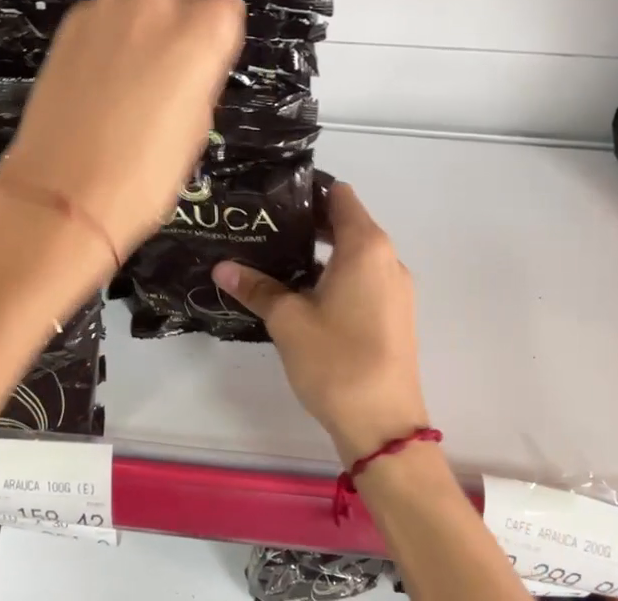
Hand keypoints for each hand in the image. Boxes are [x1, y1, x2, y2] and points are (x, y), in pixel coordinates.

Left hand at [0, 0, 244, 254]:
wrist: (65, 187)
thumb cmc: (146, 169)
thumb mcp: (199, 122)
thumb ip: (201, 71)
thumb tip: (190, 59)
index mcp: (204, 28)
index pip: (227, 1)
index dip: (219, 29)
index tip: (209, 55)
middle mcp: (158, 3)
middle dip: (183, 12)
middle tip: (172, 60)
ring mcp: (109, 6)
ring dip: (145, 16)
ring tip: (135, 65)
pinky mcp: (72, 21)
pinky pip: (105, 11)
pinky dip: (110, 28)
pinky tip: (103, 68)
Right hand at [213, 183, 428, 464]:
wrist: (383, 427)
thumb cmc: (336, 360)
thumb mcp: (287, 320)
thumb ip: (256, 287)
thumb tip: (222, 268)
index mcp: (365, 247)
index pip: (339, 194)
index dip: (306, 190)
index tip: (271, 197)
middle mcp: (387, 259)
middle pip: (345, 222)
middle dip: (305, 222)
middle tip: (262, 228)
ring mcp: (394, 290)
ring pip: (353, 254)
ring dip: (318, 252)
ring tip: (273, 259)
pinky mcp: (393, 315)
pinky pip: (361, 279)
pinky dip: (333, 275)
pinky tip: (299, 294)